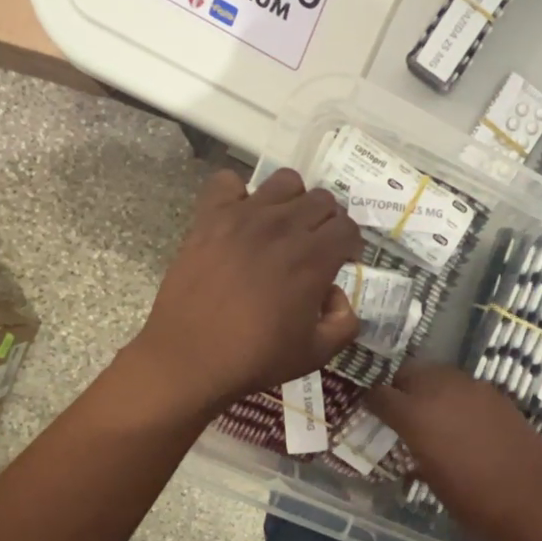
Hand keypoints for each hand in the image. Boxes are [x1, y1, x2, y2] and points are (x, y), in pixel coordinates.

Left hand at [128, 168, 361, 408]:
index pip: (348, 228)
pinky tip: (239, 219)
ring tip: (282, 227)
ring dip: (293, 201)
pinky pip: (229, 182)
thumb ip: (344, 323)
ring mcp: (245, 216)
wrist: (191, 358)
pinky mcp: (210, 216)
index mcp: (313, 259)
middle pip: (323, 199)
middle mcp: (284, 227)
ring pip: (286, 181)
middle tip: (315, 247)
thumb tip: (337, 296)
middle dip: (327, 221)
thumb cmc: (256, 359)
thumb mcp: (316, 354)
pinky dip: (238, 194)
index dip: (350, 246)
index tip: (340, 263)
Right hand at [367, 362, 541, 540]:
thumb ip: (415, 448)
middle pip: (411, 373)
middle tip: (403, 408)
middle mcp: (442, 391)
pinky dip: (460, 397)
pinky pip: (469, 387)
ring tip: (435, 412)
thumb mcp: (430, 477)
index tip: (372, 410)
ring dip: (432, 388)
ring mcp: (474, 389)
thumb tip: (413, 441)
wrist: (526, 500)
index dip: (373, 402)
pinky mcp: (498, 395)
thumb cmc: (470, 500)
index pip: (381, 395)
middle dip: (402, 387)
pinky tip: (466, 420)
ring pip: (441, 374)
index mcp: (416, 415)